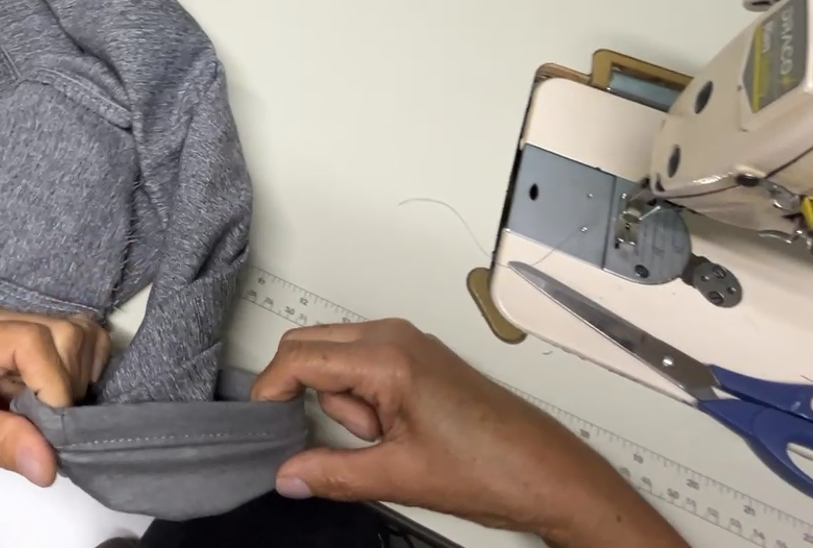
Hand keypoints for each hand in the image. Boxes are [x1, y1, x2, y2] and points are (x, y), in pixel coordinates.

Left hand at [0, 308, 109, 547]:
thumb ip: (4, 446)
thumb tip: (48, 462)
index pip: (31, 341)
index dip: (52, 383)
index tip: (53, 426)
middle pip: (63, 333)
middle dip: (67, 384)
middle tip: (47, 424)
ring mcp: (20, 328)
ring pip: (79, 333)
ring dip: (78, 378)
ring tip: (50, 413)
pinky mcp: (38, 343)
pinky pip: (84, 340)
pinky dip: (86, 370)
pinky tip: (62, 399)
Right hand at [252, 320, 687, 547]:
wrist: (552, 474)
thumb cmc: (489, 470)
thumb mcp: (400, 477)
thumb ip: (333, 473)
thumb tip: (286, 476)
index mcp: (384, 357)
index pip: (301, 357)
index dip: (272, 388)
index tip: (261, 423)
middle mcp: (391, 334)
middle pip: (310, 343)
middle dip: (305, 390)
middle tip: (326, 438)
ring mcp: (404, 338)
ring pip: (334, 352)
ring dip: (339, 394)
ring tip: (381, 439)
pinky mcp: (414, 351)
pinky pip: (359, 358)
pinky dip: (357, 389)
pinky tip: (389, 426)